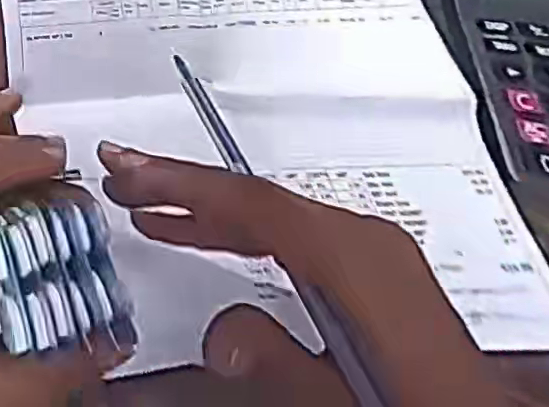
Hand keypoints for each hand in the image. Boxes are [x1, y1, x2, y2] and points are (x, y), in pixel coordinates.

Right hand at [98, 143, 512, 406]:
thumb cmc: (428, 404)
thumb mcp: (345, 398)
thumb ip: (280, 362)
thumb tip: (217, 335)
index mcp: (360, 257)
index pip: (252, 202)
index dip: (181, 180)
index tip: (127, 166)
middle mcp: (363, 239)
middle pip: (252, 197)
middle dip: (179, 184)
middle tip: (120, 173)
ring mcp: (364, 248)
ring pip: (263, 213)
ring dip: (200, 207)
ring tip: (143, 202)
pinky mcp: (360, 264)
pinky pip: (282, 232)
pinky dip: (234, 229)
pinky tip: (199, 231)